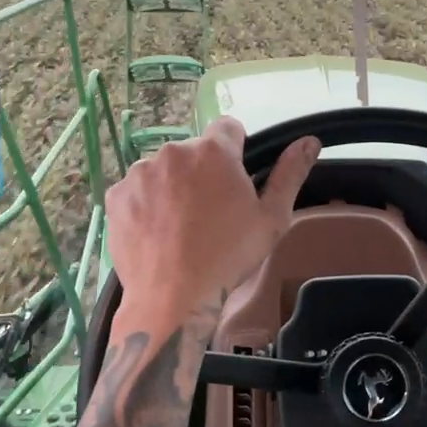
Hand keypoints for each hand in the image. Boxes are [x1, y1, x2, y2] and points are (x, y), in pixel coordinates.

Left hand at [105, 119, 320, 315]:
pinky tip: (158, 235)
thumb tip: (309, 142)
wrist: (172, 299)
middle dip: (203, 173)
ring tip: (182, 229)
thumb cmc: (229, 258)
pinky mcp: (117, 196)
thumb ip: (290, 174)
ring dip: (174, 188)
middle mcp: (173, 152)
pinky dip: (147, 206)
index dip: (236, 151)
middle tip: (212, 214)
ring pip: (164, 171)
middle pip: (194, 152)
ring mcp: (140, 173)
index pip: (229, 128)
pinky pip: (137, 191)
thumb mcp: (272, 219)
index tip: (236, 181)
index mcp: (214, 152)